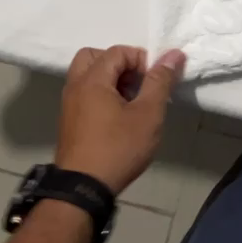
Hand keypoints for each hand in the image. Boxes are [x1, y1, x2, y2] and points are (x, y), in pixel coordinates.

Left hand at [54, 45, 185, 194]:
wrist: (82, 190)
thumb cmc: (118, 148)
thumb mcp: (148, 114)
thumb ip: (160, 81)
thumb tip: (173, 54)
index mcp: (92, 80)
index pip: (118, 51)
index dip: (141, 59)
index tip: (154, 81)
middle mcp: (75, 86)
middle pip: (94, 57)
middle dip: (120, 63)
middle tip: (137, 83)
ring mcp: (69, 105)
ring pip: (88, 76)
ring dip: (111, 79)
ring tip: (132, 101)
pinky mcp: (69, 122)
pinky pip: (84, 93)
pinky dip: (102, 94)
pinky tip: (119, 117)